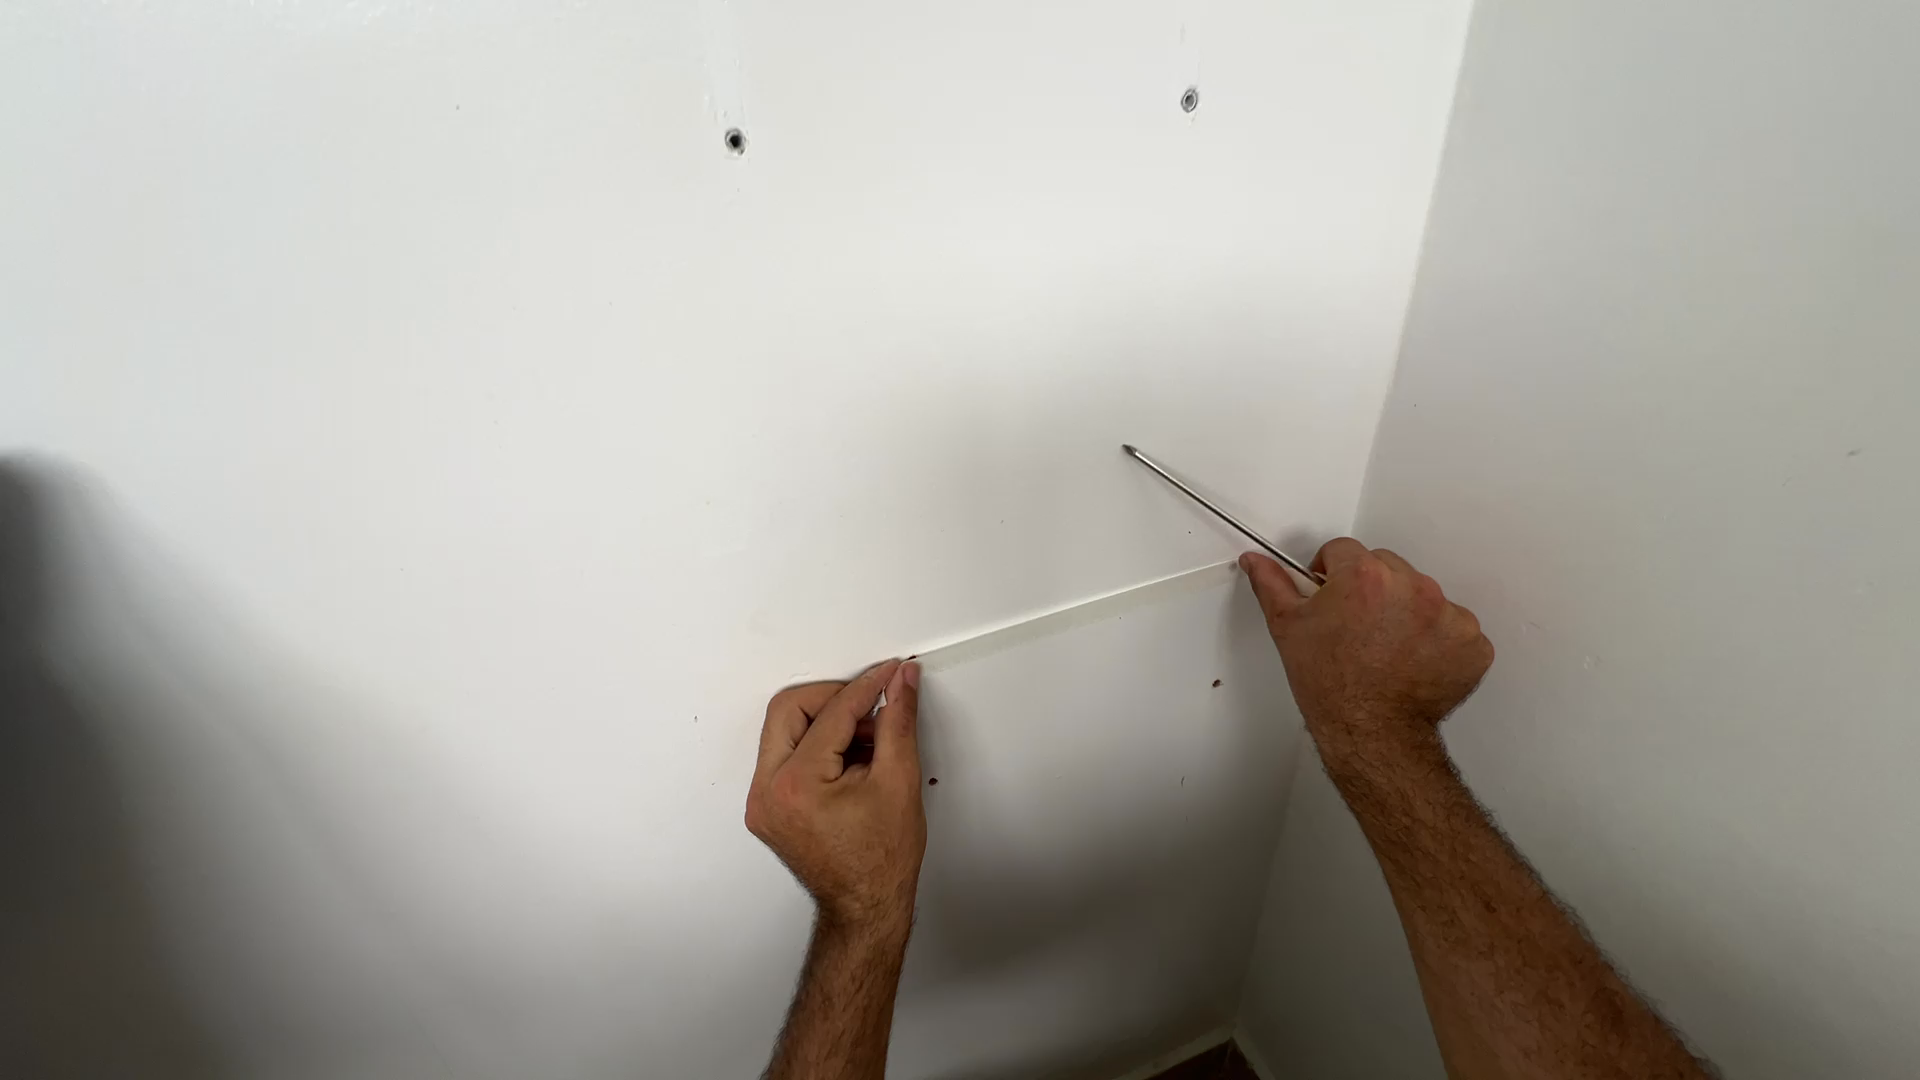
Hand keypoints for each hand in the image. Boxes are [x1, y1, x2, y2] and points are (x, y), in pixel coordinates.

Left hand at [746, 659, 925, 934]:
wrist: (866, 908)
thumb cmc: (881, 860)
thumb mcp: (899, 780)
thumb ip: (898, 719)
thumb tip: (901, 681)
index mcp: (796, 785)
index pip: (832, 712)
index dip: (868, 686)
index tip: (891, 674)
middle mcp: (767, 791)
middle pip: (790, 709)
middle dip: (836, 698)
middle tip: (872, 704)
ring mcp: (762, 801)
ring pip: (785, 728)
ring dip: (827, 720)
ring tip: (868, 741)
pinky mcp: (768, 805)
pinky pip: (787, 752)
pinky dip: (819, 743)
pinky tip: (852, 757)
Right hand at [1241, 540, 1493, 767]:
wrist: (1369, 730)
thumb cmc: (1328, 680)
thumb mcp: (1287, 626)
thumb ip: (1272, 583)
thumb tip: (1256, 560)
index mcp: (1364, 576)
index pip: (1343, 550)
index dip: (1328, 572)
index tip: (1327, 595)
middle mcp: (1411, 586)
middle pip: (1384, 565)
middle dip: (1367, 586)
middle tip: (1352, 623)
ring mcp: (1448, 615)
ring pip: (1418, 593)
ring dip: (1401, 609)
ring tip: (1381, 644)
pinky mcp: (1471, 642)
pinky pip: (1450, 625)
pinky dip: (1432, 638)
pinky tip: (1408, 659)